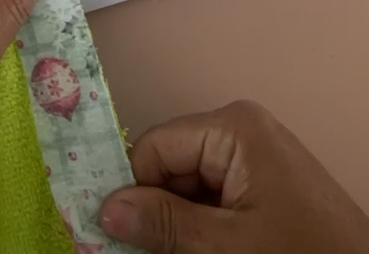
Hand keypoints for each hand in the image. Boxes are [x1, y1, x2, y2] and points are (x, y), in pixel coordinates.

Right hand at [100, 100, 368, 253]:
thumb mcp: (226, 246)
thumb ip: (164, 224)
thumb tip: (107, 209)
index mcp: (231, 127)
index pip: (155, 146)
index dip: (137, 191)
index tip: (123, 235)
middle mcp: (238, 127)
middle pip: (170, 164)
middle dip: (161, 209)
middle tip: (161, 252)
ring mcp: (252, 151)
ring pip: (188, 183)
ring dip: (180, 222)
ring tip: (192, 253)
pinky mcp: (262, 177)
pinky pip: (213, 193)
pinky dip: (202, 224)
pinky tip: (210, 248)